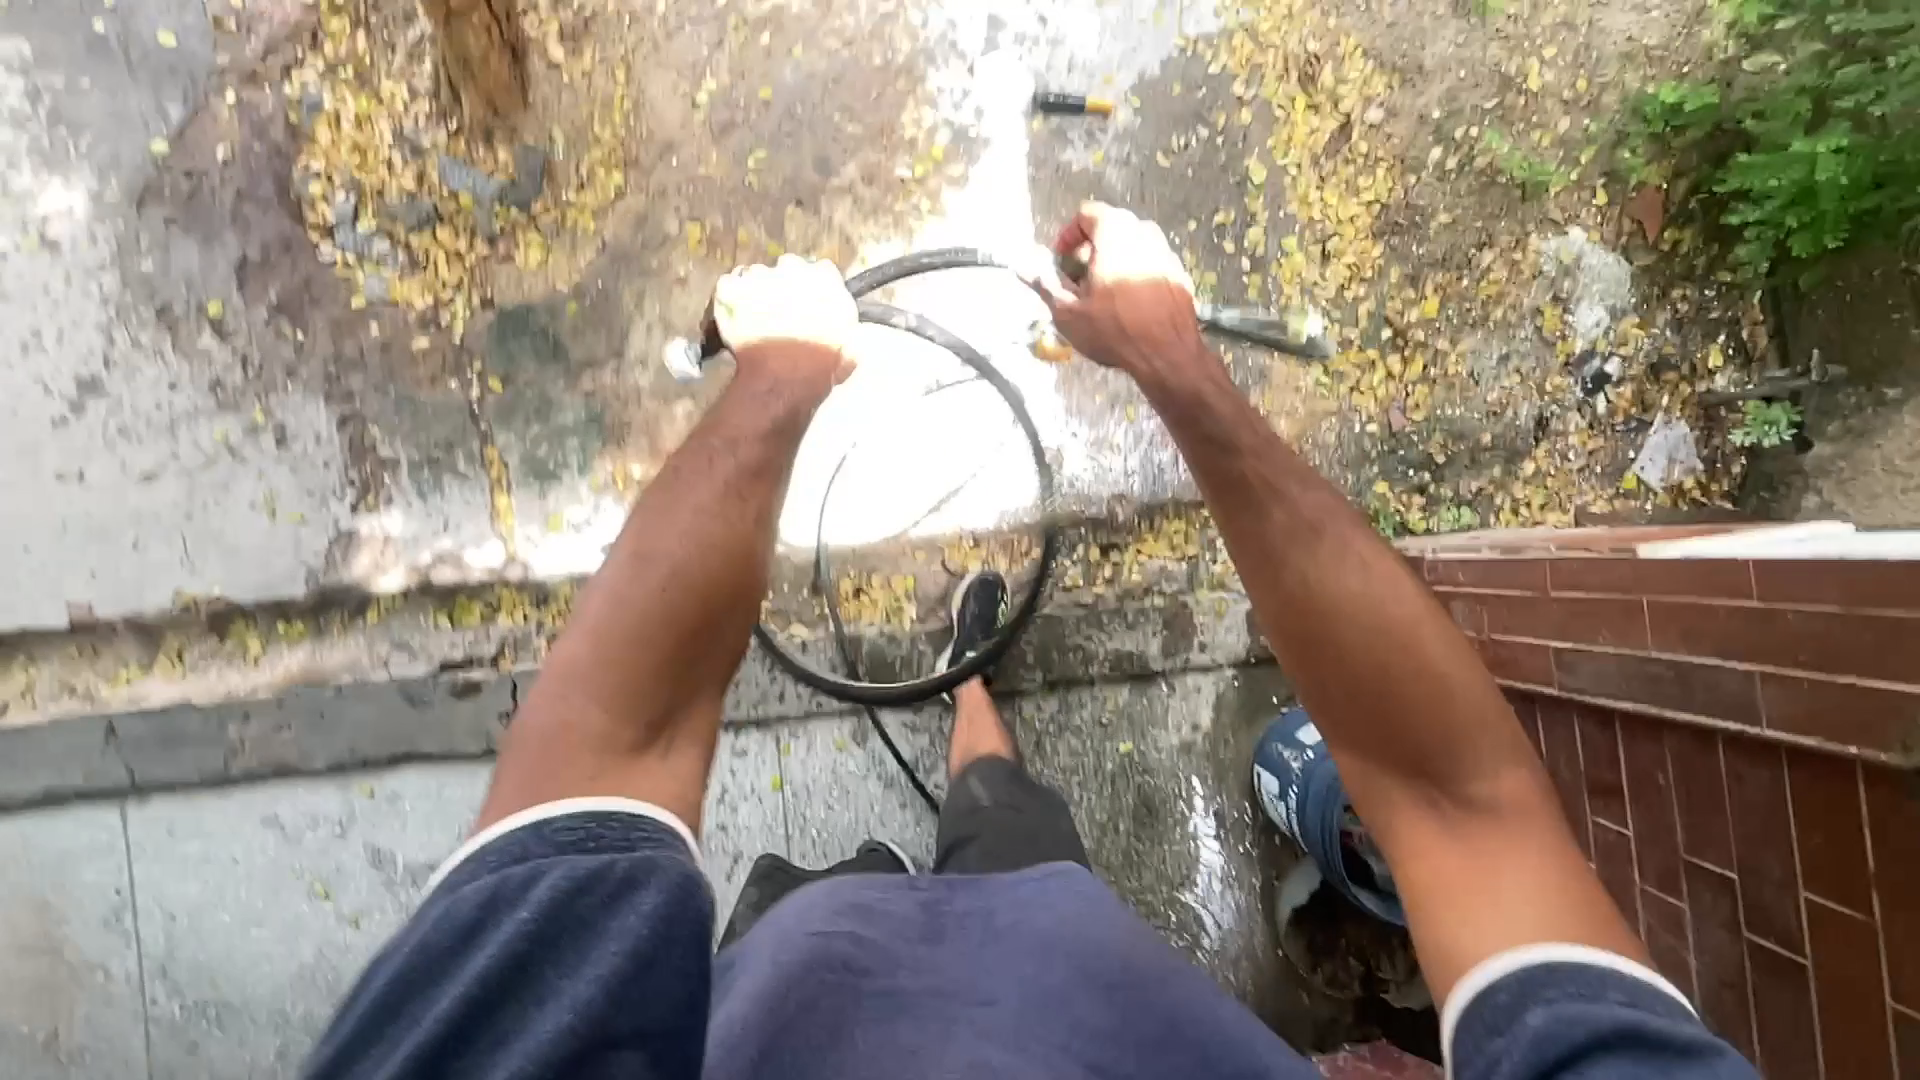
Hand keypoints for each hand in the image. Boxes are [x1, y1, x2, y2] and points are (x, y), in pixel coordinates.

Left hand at [713, 254, 857, 395]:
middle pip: (787, 268)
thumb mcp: (847, 355)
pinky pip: (729, 287)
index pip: (822, 272)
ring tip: (756, 319)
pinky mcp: (731, 289)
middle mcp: (793, 269)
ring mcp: (759, 276)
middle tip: (782, 313)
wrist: (780, 382)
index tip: (811, 304)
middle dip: (784, 286)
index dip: (815, 289)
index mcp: (826, 281)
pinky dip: (731, 300)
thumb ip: (848, 337)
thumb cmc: (818, 372)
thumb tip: (851, 340)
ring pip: (756, 275)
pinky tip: (735, 319)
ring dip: (756, 292)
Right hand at [1027, 203, 1210, 387]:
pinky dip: (1135, 275)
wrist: (1166, 355)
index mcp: (1115, 232)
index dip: (1068, 235)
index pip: (1086, 214)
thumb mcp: (1067, 312)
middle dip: (1090, 250)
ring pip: (1133, 247)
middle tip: (1078, 280)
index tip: (1060, 261)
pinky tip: (1128, 305)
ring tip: (1102, 295)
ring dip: (1113, 262)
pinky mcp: (1180, 274)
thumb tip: (1022, 268)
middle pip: (1111, 228)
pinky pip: (1151, 265)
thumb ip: (1044, 284)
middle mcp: (1145, 232)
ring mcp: (1167, 252)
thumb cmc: (1113, 330)